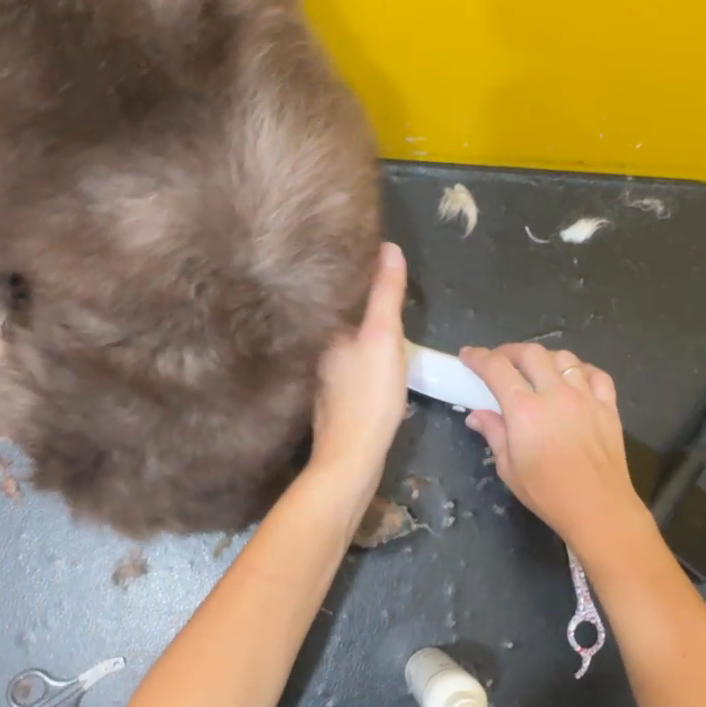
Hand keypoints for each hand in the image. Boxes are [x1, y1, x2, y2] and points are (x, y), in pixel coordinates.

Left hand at [309, 243, 407, 490]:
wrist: (352, 459)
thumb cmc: (369, 396)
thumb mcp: (384, 338)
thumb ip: (385, 294)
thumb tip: (388, 247)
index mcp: (326, 334)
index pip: (337, 298)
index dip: (352, 281)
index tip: (363, 260)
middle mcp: (317, 356)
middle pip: (338, 325)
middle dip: (351, 311)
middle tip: (374, 290)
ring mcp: (324, 384)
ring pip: (340, 351)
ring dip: (352, 340)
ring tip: (370, 324)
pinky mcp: (333, 408)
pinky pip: (344, 375)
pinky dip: (353, 366)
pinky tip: (363, 368)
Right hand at [460, 343, 650, 553]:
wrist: (597, 508)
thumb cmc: (547, 493)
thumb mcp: (508, 468)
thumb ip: (494, 434)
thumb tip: (477, 415)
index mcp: (525, 410)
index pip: (497, 369)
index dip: (479, 358)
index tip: (468, 356)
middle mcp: (555, 394)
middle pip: (531, 354)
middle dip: (510, 351)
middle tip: (499, 361)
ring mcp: (586, 397)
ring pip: (564, 358)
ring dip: (544, 357)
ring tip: (535, 369)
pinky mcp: (608, 406)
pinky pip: (595, 374)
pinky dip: (580, 369)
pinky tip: (572, 379)